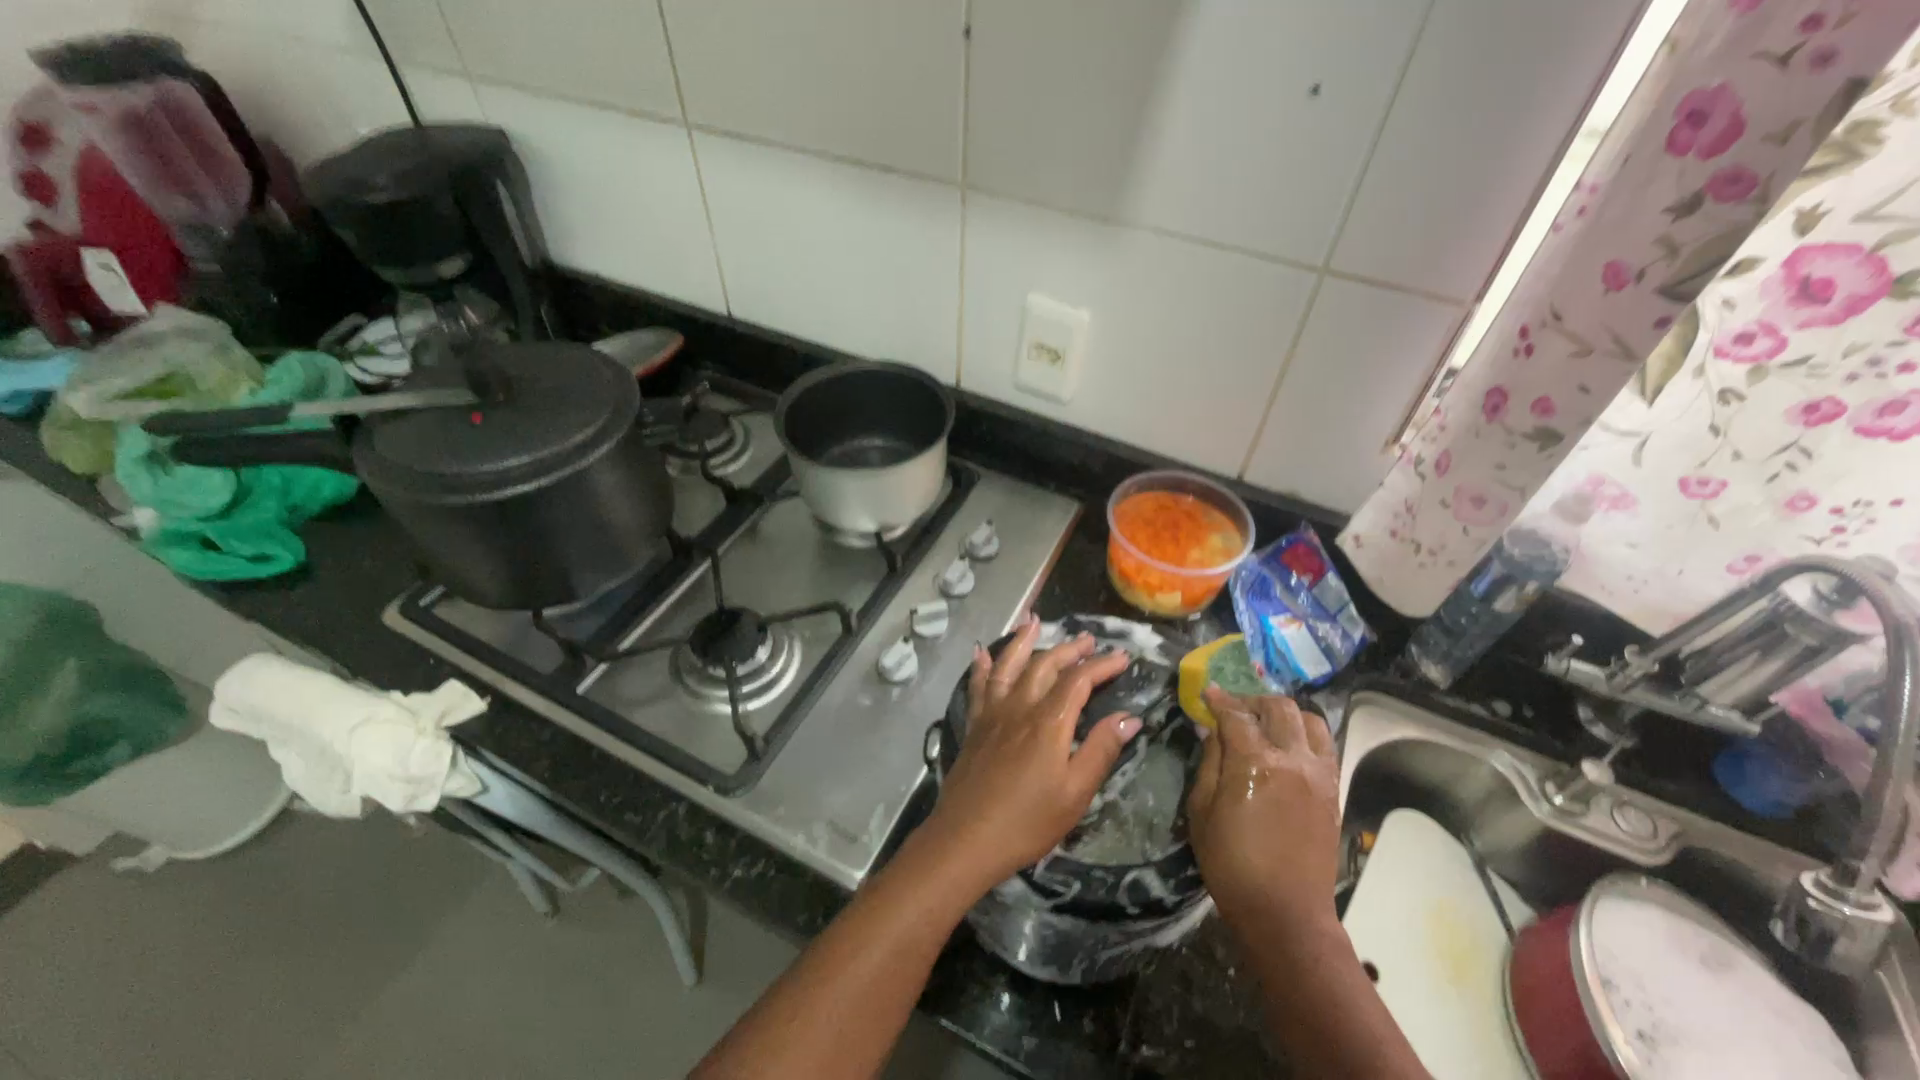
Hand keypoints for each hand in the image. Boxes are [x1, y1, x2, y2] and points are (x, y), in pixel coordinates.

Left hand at [922, 617, 1143, 891]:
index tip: (1123, 657)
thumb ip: (1101, 750)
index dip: (1102, 665)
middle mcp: (1019, 707)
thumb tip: (1129, 717)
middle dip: (1069, 650)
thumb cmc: (1029, 822)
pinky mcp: (974, 726)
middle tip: (1089, 640)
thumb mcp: (1076, 792)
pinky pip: (978, 686)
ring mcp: (992, 714)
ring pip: (1008, 666)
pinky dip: (982, 666)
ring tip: (1034, 623)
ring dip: (1023, 642)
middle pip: (1045, 666)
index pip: (1079, 680)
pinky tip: (982, 653)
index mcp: (1049, 722)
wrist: (966, 838)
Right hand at [1188, 689, 1340, 934]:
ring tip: (1266, 723)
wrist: (1285, 911)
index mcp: (1255, 763)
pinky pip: (1325, 745)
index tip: (1207, 693)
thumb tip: (1213, 731)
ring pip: (1310, 720)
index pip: (1236, 715)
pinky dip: (1306, 735)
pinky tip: (1289, 746)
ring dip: (1285, 714)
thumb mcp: (1201, 811)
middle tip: (1234, 708)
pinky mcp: (1333, 790)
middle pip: (1278, 708)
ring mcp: (1319, 774)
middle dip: (1253, 701)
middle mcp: (1293, 759)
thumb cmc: (1231, 864)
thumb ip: (1209, 763)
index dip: (1219, 700)